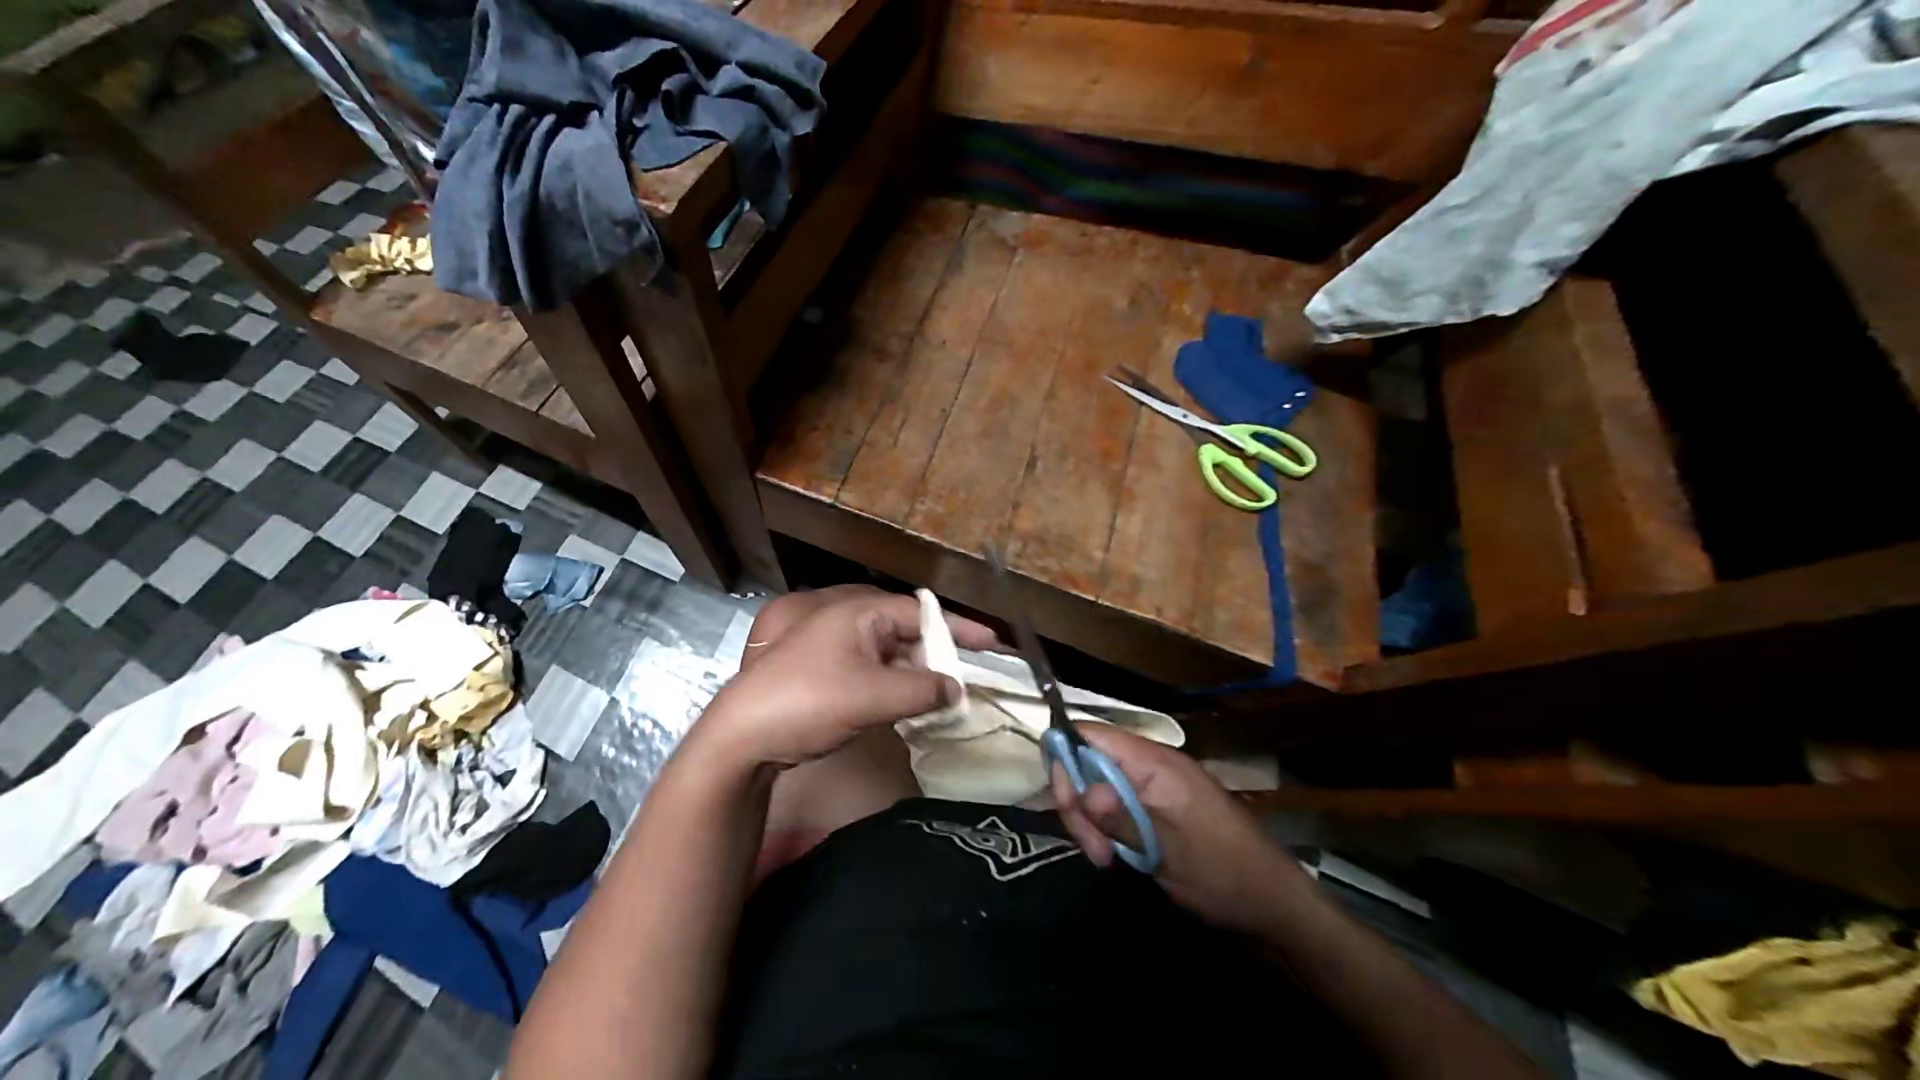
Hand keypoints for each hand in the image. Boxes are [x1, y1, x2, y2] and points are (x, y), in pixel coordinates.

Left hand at [689, 587, 997, 768]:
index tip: (992, 645)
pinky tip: (898, 698)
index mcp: (857, 608)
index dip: (959, 630)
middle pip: (902, 627)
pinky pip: (862, 660)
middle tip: (963, 674)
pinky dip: (886, 677)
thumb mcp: (875, 697)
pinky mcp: (811, 662)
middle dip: (935, 650)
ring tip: (937, 690)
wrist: (739, 737)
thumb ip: (924, 689)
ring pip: (882, 645)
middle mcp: (840, 613)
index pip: (921, 612)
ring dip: (910, 667)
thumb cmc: (810, 703)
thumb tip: (957, 689)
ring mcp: (822, 636)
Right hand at [1052, 724, 1316, 937]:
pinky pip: (1118, 803)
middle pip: (1088, 763)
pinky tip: (1118, 854)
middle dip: (1079, 802)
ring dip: (1093, 820)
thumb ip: (1121, 817)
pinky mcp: (1159, 806)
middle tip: (1093, 850)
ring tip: (1106, 858)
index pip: (1089, 736)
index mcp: (1153, 762)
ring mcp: (1155, 785)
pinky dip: (1109, 826)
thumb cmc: (1223, 871)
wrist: (1274, 900)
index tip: (1067, 807)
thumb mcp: (1167, 849)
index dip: (1065, 760)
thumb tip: (1081, 792)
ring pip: (1099, 787)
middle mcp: (1151, 764)